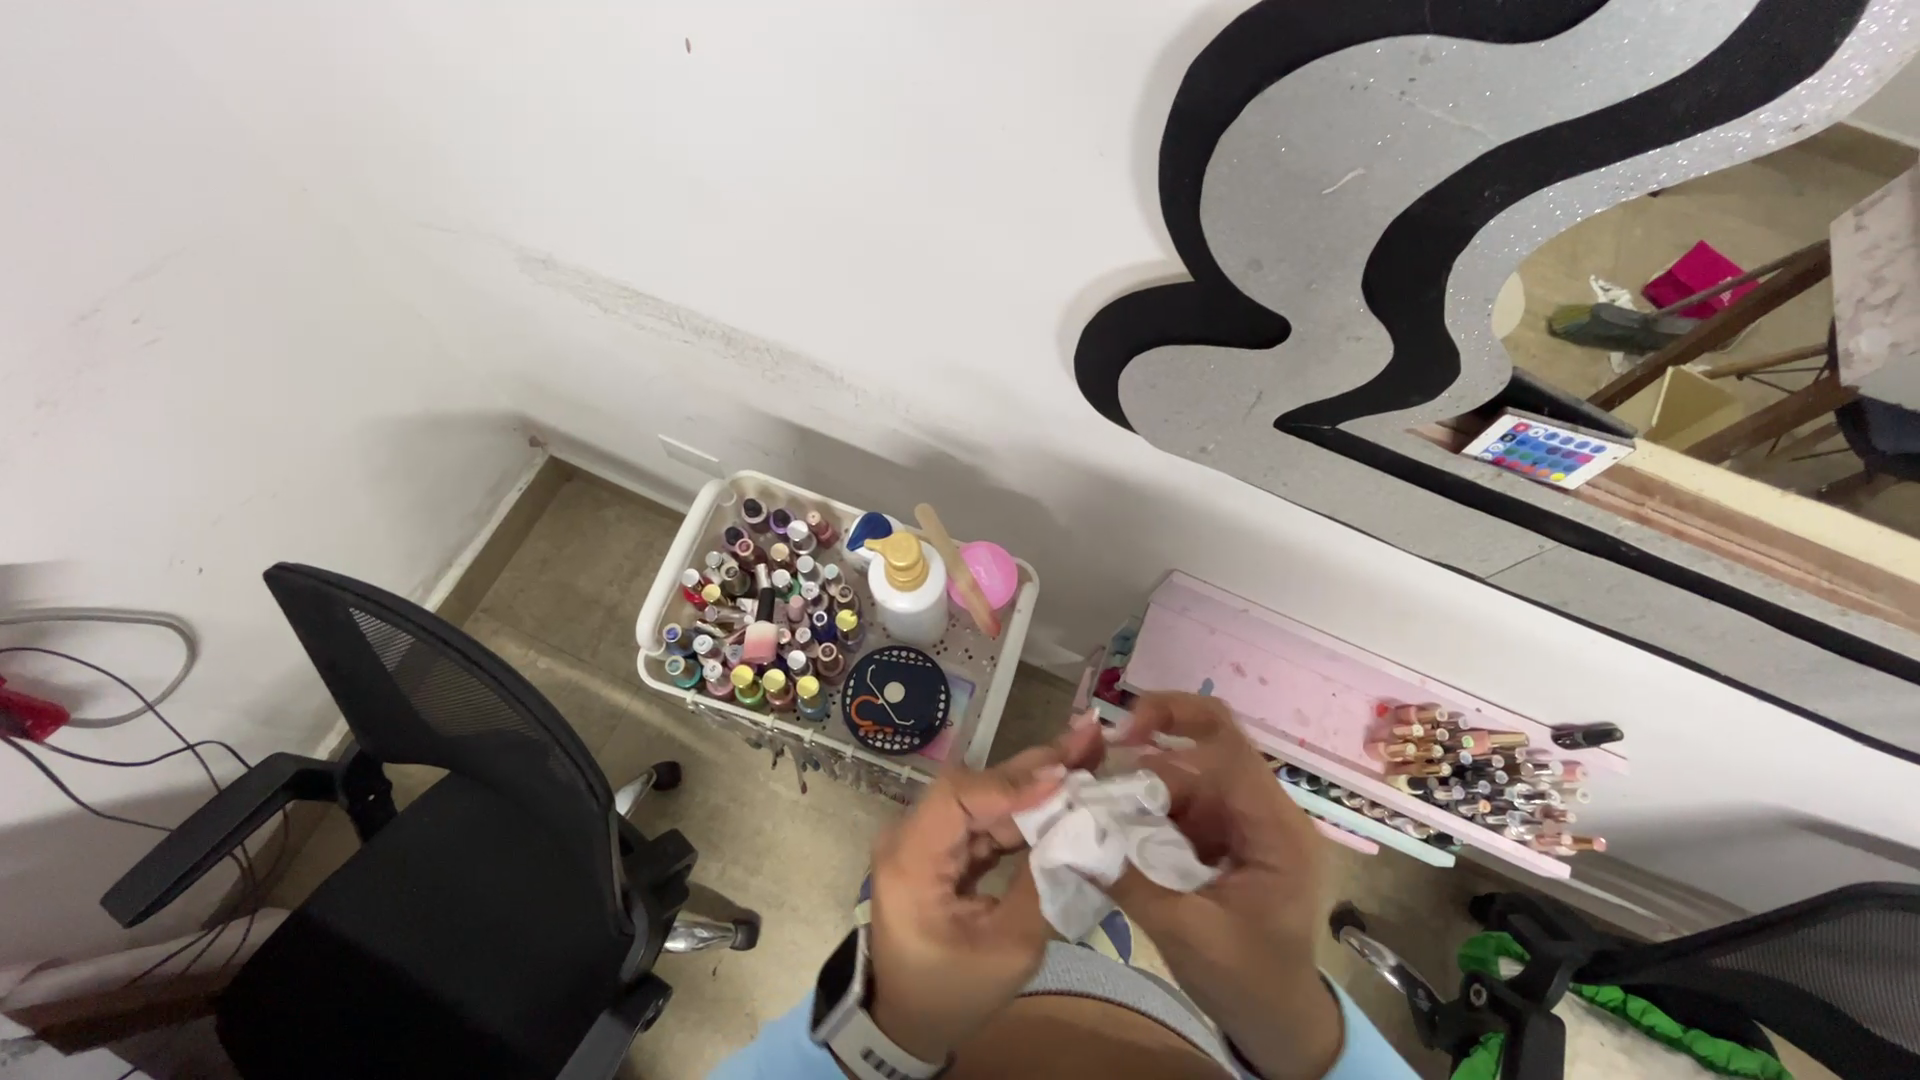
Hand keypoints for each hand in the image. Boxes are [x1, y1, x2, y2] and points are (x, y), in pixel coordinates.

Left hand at [863, 723, 1104, 1062]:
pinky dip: (1026, 807)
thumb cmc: (952, 991)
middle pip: (973, 786)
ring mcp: (926, 838)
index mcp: (911, 860)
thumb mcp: (1008, 948)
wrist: (907, 1019)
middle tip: (1087, 739)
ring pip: (985, 796)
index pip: (958, 798)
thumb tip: (1079, 830)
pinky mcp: (944, 847)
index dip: (1011, 783)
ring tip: (1086, 755)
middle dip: (1034, 766)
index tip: (1064, 776)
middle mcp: (911, 835)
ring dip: (1035, 780)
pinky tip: (1063, 790)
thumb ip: (1041, 883)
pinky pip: (986, 817)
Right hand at [1107, 693, 1342, 1079]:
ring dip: (1140, 797)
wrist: (1280, 1027)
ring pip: (1183, 783)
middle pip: (1198, 761)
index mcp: (1275, 828)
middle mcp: (1263, 814)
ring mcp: (1243, 827)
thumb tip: (1070, 840)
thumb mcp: (1188, 934)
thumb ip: (1131, 882)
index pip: (1228, 744)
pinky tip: (1118, 836)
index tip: (1123, 731)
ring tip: (1099, 820)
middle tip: (1094, 793)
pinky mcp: (1224, 841)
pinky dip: (1147, 817)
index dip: (1175, 718)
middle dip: (1143, 771)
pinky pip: (1180, 810)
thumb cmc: (1249, 983)